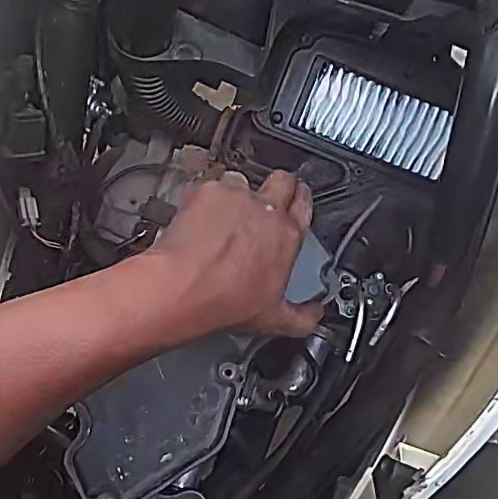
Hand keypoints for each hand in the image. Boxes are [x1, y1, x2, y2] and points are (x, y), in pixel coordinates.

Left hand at [142, 169, 324, 337]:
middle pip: (283, 179)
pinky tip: (202, 222)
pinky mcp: (206, 192)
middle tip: (269, 202)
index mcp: (287, 234)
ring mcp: (235, 197)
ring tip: (228, 219)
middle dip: (280, 186)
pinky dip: (208, 201)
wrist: (183, 289)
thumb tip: (314, 314)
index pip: (305, 201)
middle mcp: (265, 209)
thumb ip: (304, 316)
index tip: (297, 201)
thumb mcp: (276, 319)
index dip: (302, 198)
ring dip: (240, 196)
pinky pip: (212, 188)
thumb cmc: (224, 300)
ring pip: (244, 182)